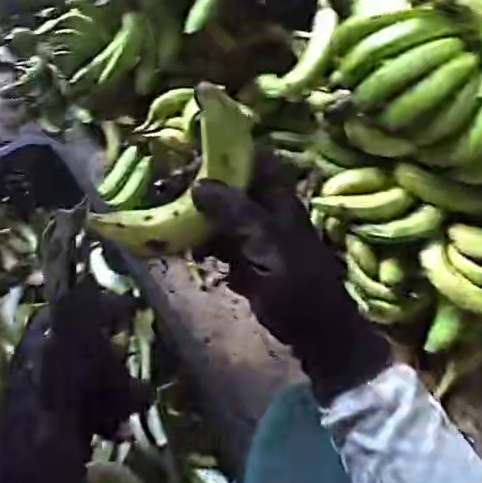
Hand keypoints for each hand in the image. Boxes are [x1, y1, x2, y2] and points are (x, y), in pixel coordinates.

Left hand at [0, 209, 145, 482]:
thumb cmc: (32, 478)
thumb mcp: (50, 420)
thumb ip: (62, 362)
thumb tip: (69, 304)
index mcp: (33, 359)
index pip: (63, 306)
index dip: (89, 290)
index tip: (119, 286)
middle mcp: (42, 367)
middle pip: (87, 336)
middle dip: (110, 356)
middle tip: (125, 384)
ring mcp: (54, 393)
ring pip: (97, 366)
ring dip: (115, 387)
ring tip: (121, 419)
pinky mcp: (68, 417)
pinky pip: (98, 394)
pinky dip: (112, 408)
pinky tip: (116, 434)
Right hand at [193, 150, 391, 400]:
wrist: (313, 331)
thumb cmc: (297, 281)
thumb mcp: (267, 239)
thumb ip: (234, 211)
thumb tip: (198, 184)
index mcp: (278, 197)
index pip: (254, 158)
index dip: (227, 151)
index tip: (193, 152)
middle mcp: (264, 210)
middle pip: (229, 186)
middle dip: (200, 185)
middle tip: (169, 189)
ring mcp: (253, 235)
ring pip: (219, 214)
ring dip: (195, 214)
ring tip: (167, 216)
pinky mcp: (244, 260)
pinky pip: (217, 242)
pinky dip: (199, 242)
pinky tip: (182, 247)